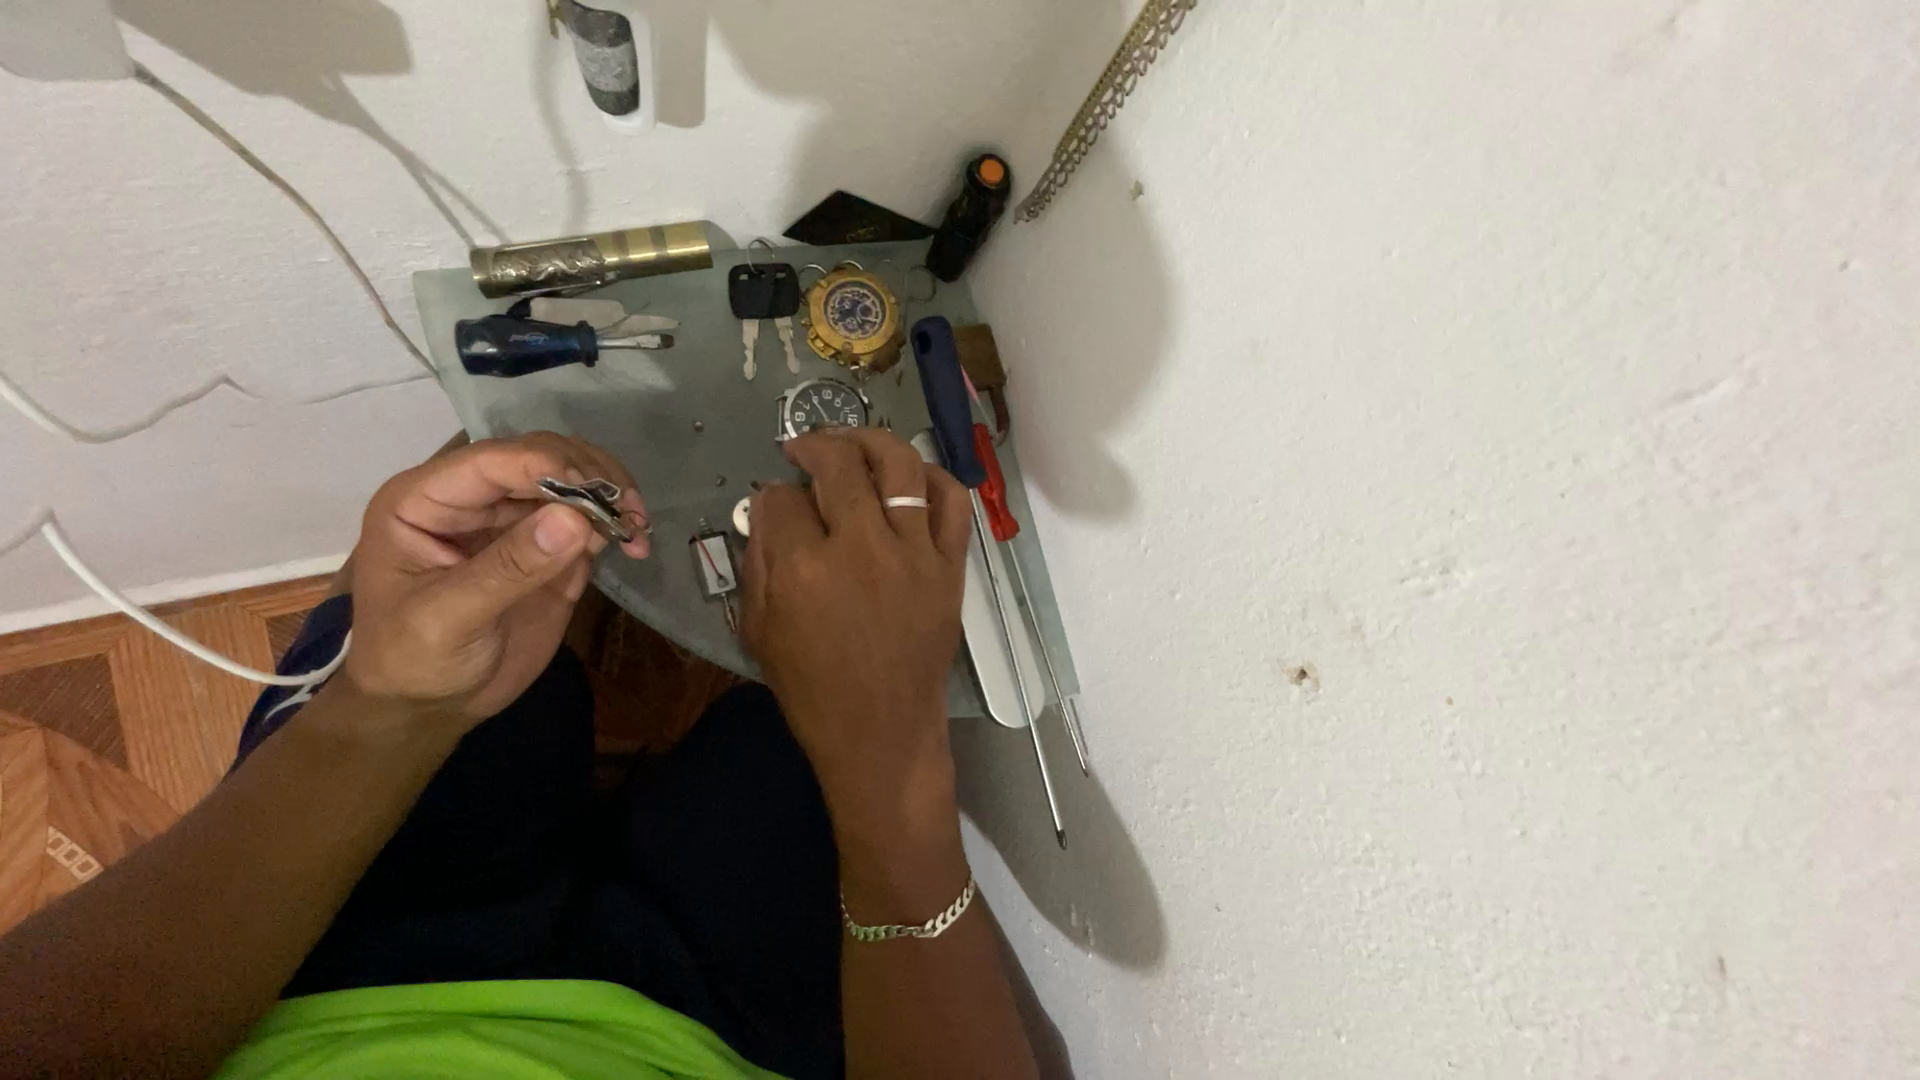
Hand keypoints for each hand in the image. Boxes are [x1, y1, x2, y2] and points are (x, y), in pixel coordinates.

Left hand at [342, 432, 649, 724]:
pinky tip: (636, 546)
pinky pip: (591, 518)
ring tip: (638, 527)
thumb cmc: (413, 661)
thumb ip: (508, 568)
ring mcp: (517, 521)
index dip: (548, 465)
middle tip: (628, 511)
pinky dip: (619, 524)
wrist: (432, 705)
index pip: (494, 460)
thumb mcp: (448, 619)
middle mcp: (474, 498)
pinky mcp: (552, 547)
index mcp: (428, 501)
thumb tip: (574, 518)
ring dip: (612, 496)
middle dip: (590, 476)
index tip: (596, 494)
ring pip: (574, 479)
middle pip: (542, 456)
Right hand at [743, 428, 972, 832]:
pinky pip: (952, 502)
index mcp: (803, 570)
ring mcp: (914, 554)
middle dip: (813, 445)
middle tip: (804, 450)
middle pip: (839, 463)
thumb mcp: (758, 630)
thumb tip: (770, 508)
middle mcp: (861, 549)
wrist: (881, 732)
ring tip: (853, 445)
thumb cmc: (812, 690)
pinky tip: (910, 479)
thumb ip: (759, 561)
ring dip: (870, 441)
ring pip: (899, 465)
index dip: (772, 496)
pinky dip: (933, 478)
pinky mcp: (950, 567)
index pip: (781, 498)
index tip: (776, 504)